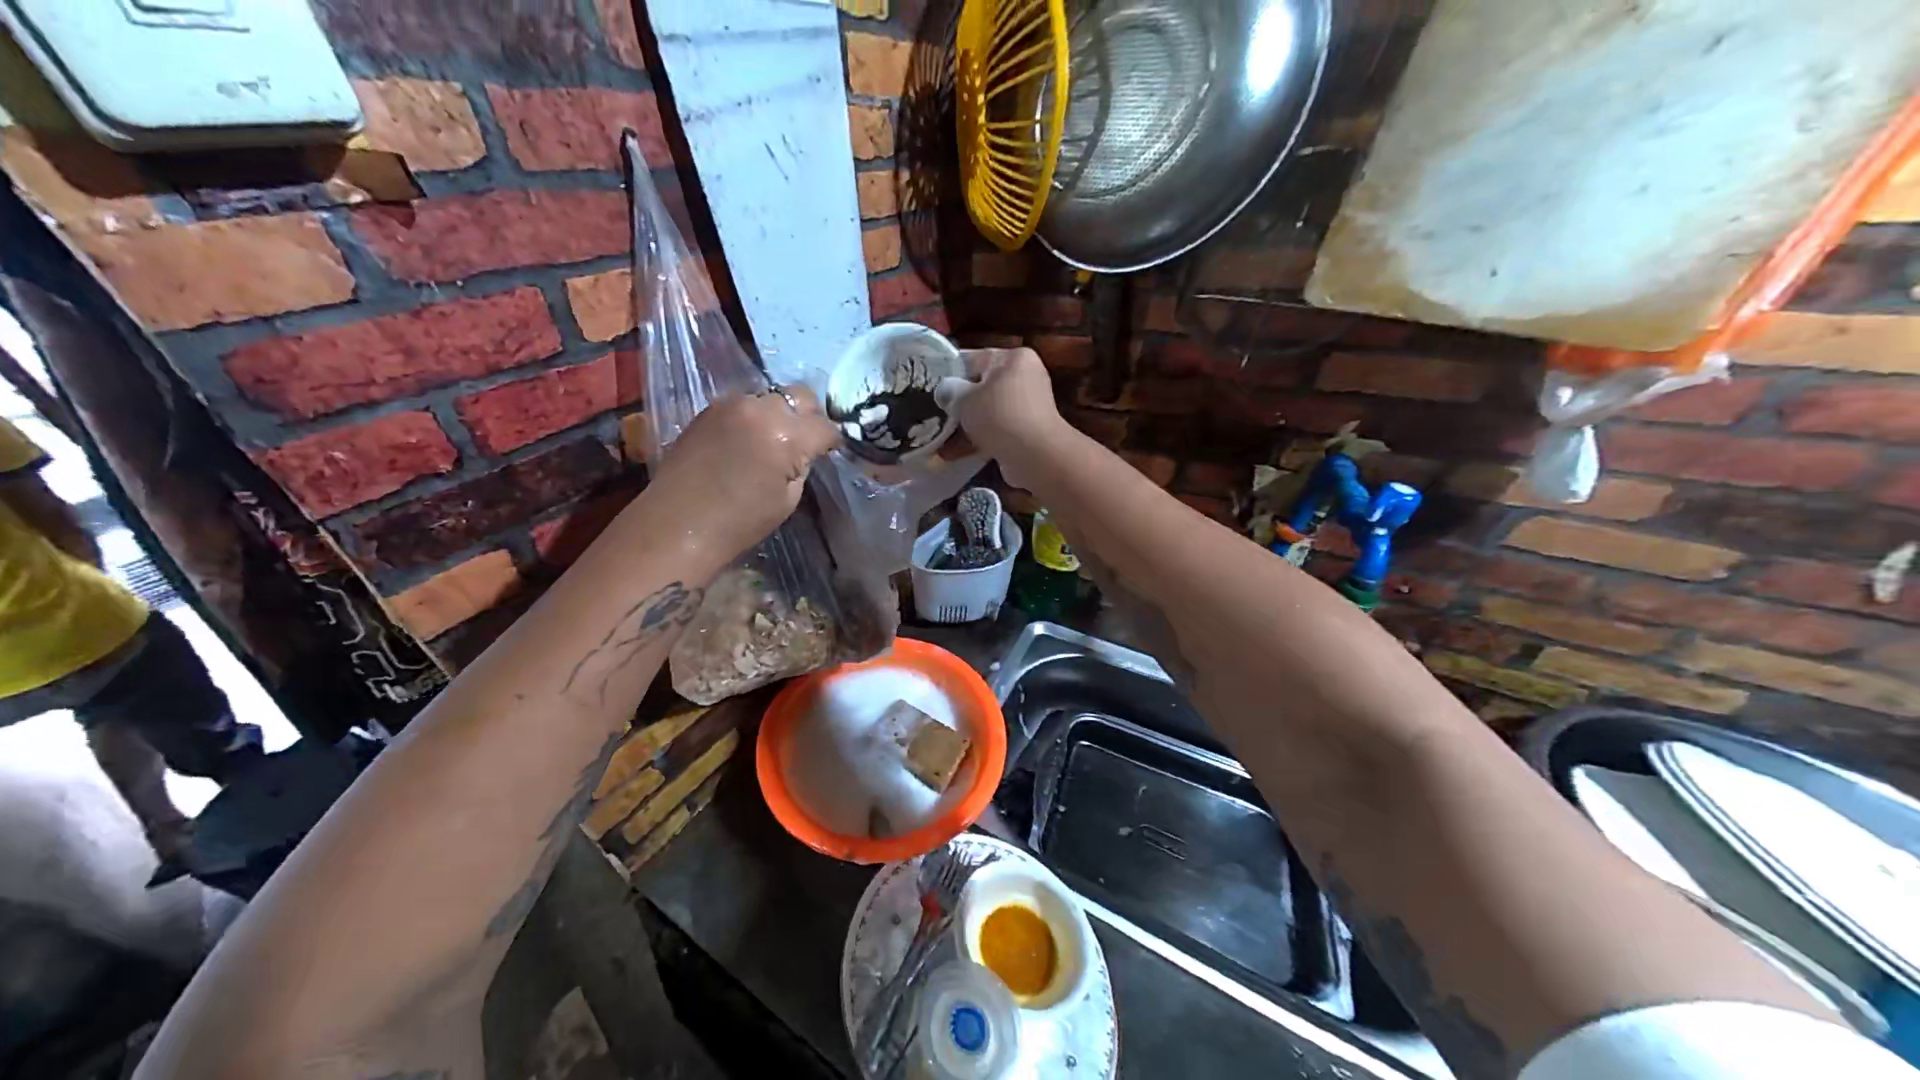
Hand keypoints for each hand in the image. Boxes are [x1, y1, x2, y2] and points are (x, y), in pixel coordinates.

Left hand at [650, 385, 839, 552]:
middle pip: (799, 397)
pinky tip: (747, 442)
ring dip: (778, 415)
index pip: (824, 426)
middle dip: (808, 416)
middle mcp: (760, 409)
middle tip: (805, 441)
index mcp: (785, 436)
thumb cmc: (738, 523)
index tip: (832, 450)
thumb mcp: (788, 500)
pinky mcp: (708, 409)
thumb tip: (803, 452)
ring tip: (773, 441)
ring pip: (770, 398)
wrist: (677, 524)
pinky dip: (753, 418)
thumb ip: (801, 466)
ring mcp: (731, 404)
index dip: (833, 440)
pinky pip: (744, 405)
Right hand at [938, 347, 1069, 485]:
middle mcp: (1024, 377)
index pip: (972, 359)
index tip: (929, 388)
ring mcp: (1028, 406)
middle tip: (934, 415)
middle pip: (981, 387)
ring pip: (987, 412)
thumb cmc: (999, 416)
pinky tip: (954, 454)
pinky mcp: (1027, 432)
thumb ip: (950, 391)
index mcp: (1013, 358)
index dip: (947, 373)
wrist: (1034, 456)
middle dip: (958, 405)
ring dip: (965, 426)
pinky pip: (996, 430)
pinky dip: (978, 440)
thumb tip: (946, 392)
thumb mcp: (964, 398)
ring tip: (940, 440)